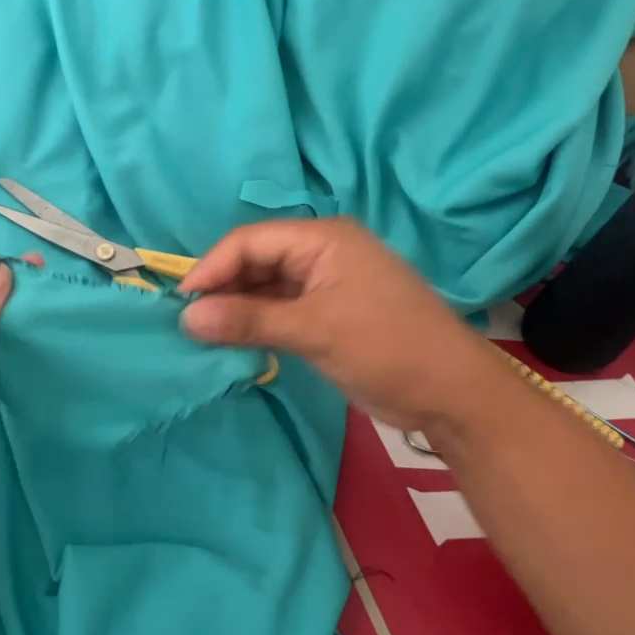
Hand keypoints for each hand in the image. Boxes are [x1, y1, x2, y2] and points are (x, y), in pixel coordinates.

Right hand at [177, 218, 498, 428]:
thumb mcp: (314, 331)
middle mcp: (321, 253)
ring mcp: (325, 284)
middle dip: (222, 288)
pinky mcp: (327, 313)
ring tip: (203, 334)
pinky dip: (256, 323)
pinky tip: (232, 341)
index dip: (211, 268)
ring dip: (236, 308)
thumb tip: (185, 318)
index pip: (250, 241)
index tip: (180, 303)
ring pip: (264, 287)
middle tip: (187, 323)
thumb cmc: (387, 348)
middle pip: (255, 260)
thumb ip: (248, 321)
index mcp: (323, 238)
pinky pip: (279, 309)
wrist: (453, 395)